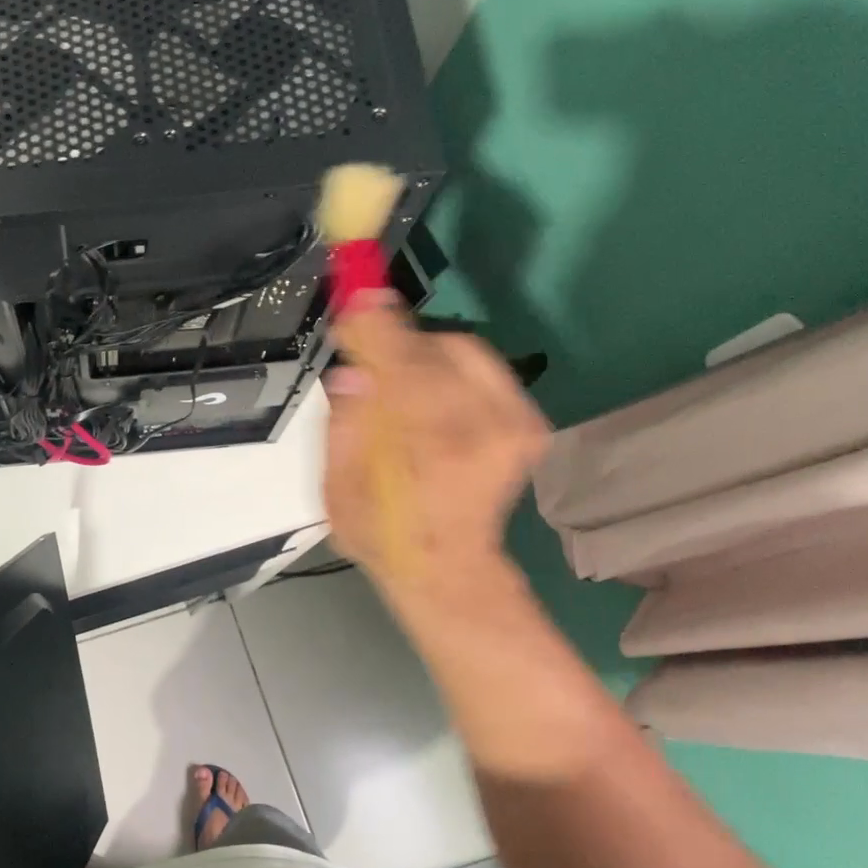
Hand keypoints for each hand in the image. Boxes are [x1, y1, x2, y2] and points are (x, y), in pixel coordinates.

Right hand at [322, 292, 547, 603]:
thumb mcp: (338, 492)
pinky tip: (430, 401)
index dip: (379, 326)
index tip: (357, 299)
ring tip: (399, 388)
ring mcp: (514, 425)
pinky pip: (484, 371)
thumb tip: (354, 375)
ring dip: (425, 358)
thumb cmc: (383, 535)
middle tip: (370, 356)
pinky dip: (451, 373)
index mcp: (430, 449)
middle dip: (399, 343)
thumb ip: (344, 429)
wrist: (449, 568)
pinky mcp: (529, 425)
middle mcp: (483, 429)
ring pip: (464, 353)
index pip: (404, 364)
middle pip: (438, 349)